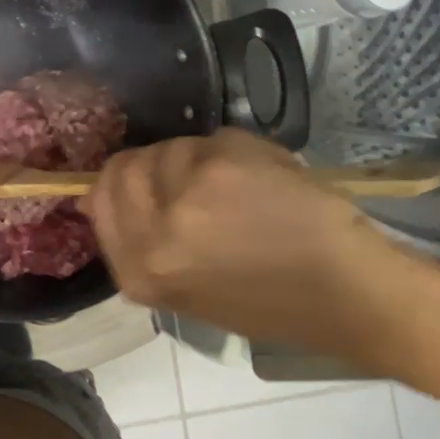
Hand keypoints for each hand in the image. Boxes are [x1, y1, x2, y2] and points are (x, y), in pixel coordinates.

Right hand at [84, 128, 410, 351]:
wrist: (349, 297)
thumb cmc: (271, 298)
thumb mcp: (184, 283)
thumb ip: (138, 240)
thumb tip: (90, 196)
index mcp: (139, 272)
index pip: (99, 199)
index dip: (124, 186)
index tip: (159, 189)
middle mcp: (151, 237)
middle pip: (125, 166)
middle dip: (161, 168)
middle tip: (204, 190)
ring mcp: (183, 200)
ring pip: (169, 149)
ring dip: (202, 161)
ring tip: (242, 194)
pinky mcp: (219, 168)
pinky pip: (212, 139)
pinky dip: (241, 151)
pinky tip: (268, 182)